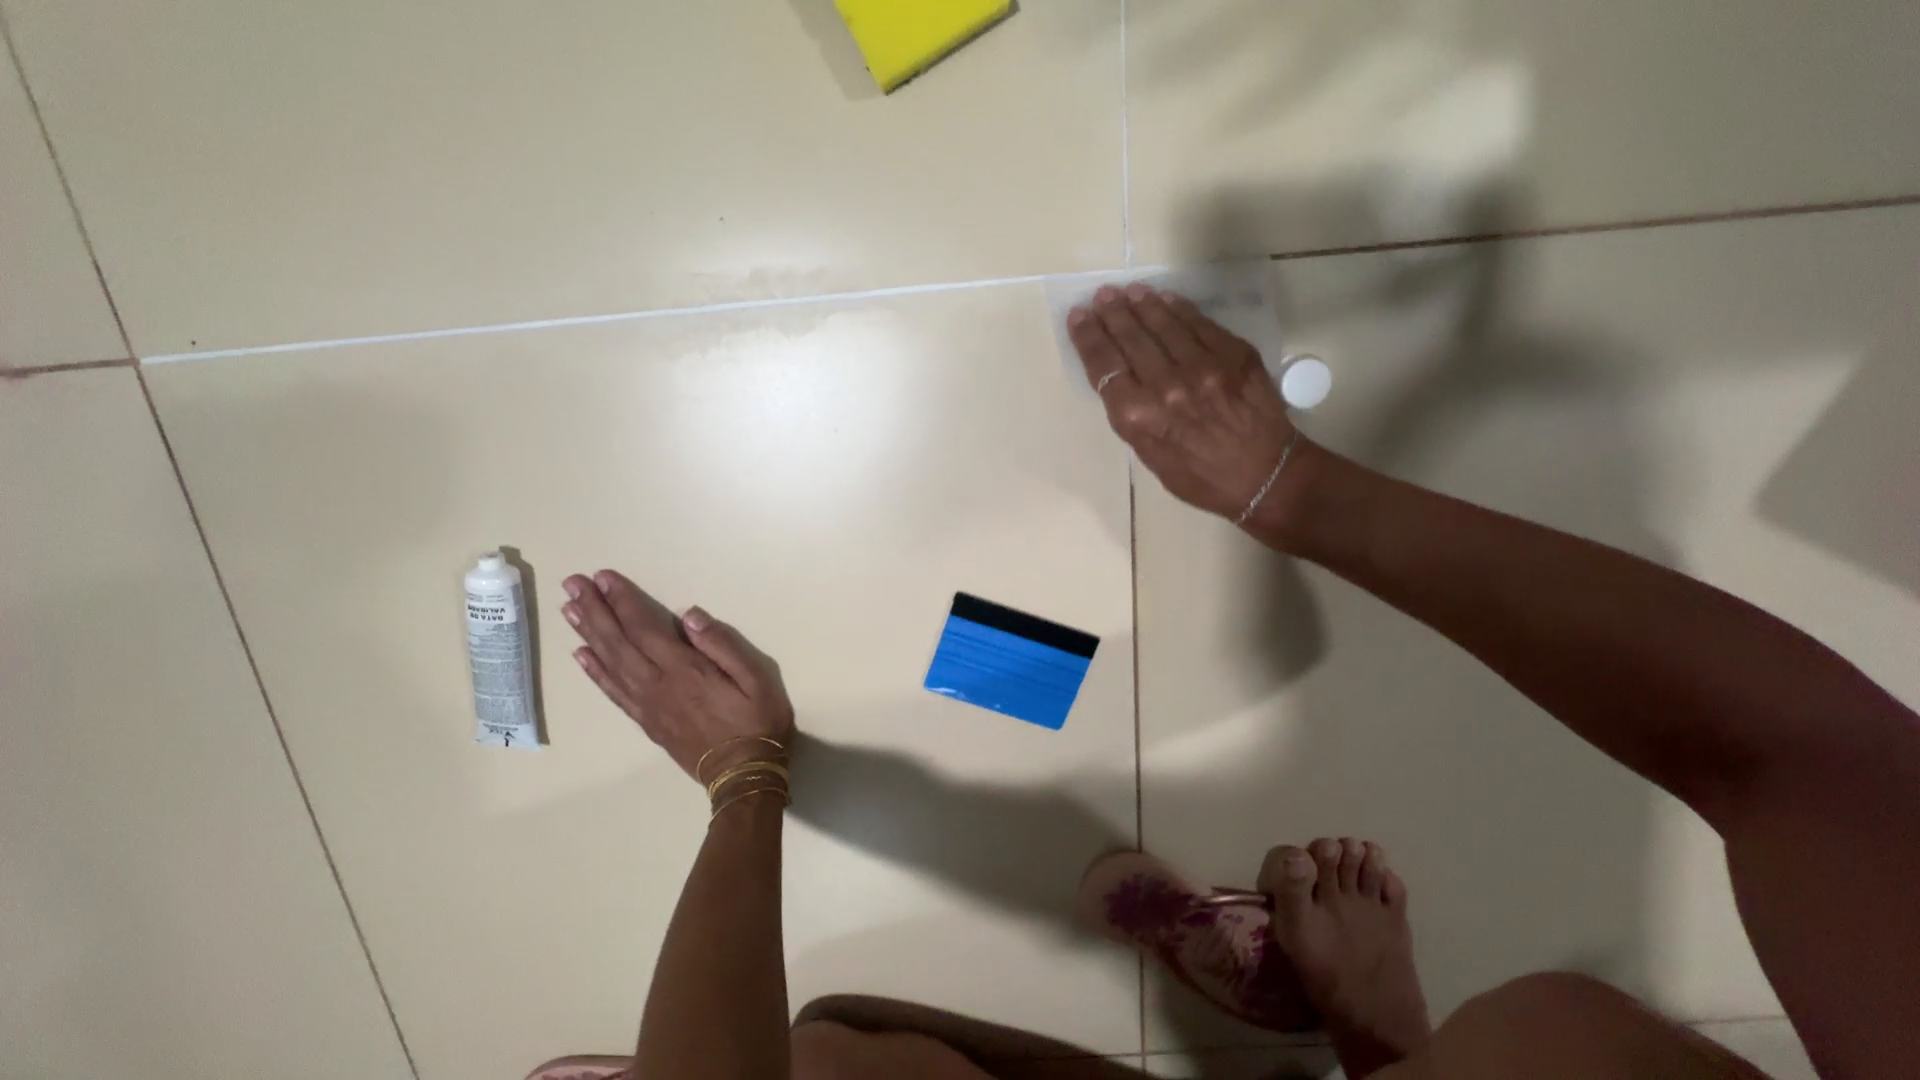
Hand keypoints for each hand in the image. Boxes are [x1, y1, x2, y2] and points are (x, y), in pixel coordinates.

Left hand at [562, 570, 794, 781]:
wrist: (744, 775)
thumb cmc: (757, 722)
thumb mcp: (756, 678)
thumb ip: (722, 645)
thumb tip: (690, 615)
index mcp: (685, 670)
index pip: (645, 628)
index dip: (623, 601)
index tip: (603, 578)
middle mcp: (657, 685)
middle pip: (619, 642)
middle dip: (595, 610)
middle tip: (572, 584)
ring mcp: (648, 705)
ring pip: (611, 663)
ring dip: (589, 634)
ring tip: (570, 609)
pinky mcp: (646, 722)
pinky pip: (614, 692)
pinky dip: (595, 672)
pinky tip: (582, 655)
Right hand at [1069, 284, 1298, 520]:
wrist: (1265, 475)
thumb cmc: (1200, 477)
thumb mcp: (1150, 456)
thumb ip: (1132, 415)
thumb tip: (1121, 377)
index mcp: (1138, 417)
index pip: (1104, 365)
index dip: (1088, 336)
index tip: (1079, 316)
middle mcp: (1165, 386)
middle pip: (1130, 339)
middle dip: (1112, 313)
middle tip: (1102, 296)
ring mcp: (1202, 367)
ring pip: (1163, 324)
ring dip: (1142, 304)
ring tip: (1129, 292)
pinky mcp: (1233, 354)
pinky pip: (1199, 324)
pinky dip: (1179, 309)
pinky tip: (1166, 299)